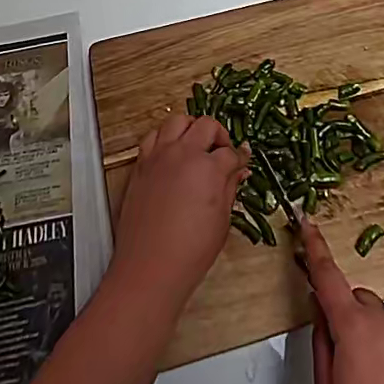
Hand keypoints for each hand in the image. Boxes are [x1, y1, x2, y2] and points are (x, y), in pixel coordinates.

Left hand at [107, 114, 247, 312]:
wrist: (151, 262)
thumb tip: (237, 171)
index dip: (240, 157)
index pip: (231, 152)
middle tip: (223, 152)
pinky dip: (165, 137)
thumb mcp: (222, 220)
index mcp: (208, 168)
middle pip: (205, 125)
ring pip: (176, 120)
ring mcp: (158, 155)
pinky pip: (153, 136)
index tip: (242, 161)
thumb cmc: (190, 249)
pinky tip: (172, 152)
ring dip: (190, 128)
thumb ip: (229, 188)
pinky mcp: (141, 163)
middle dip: (219, 135)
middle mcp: (182, 154)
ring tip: (197, 145)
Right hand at [303, 224, 383, 383]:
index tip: (306, 225)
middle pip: (356, 298)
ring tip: (354, 380)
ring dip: (362, 335)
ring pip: (379, 322)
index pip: (329, 276)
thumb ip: (321, 345)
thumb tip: (321, 318)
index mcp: (358, 331)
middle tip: (326, 339)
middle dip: (338, 307)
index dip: (314, 247)